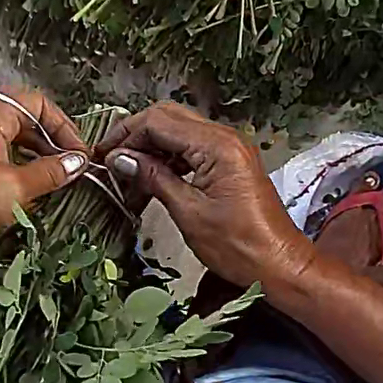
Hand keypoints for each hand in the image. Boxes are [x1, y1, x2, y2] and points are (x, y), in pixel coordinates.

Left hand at [0, 61, 87, 254]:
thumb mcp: (15, 189)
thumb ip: (50, 172)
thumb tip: (76, 162)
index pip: (35, 102)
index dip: (62, 124)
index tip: (78, 151)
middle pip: (24, 116)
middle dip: (53, 138)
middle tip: (73, 163)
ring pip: (13, 136)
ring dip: (39, 151)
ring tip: (58, 174)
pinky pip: (0, 153)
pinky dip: (22, 163)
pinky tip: (33, 184)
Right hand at [96, 102, 314, 288]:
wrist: (278, 264)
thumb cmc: (240, 246)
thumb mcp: (188, 212)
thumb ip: (153, 178)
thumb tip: (122, 159)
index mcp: (217, 146)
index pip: (159, 121)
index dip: (126, 136)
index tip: (104, 156)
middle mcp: (226, 138)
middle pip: (169, 118)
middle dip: (136, 136)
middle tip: (112, 160)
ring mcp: (231, 148)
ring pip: (180, 131)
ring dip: (153, 147)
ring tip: (129, 173)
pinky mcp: (232, 162)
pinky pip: (194, 148)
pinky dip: (171, 158)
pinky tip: (153, 178)